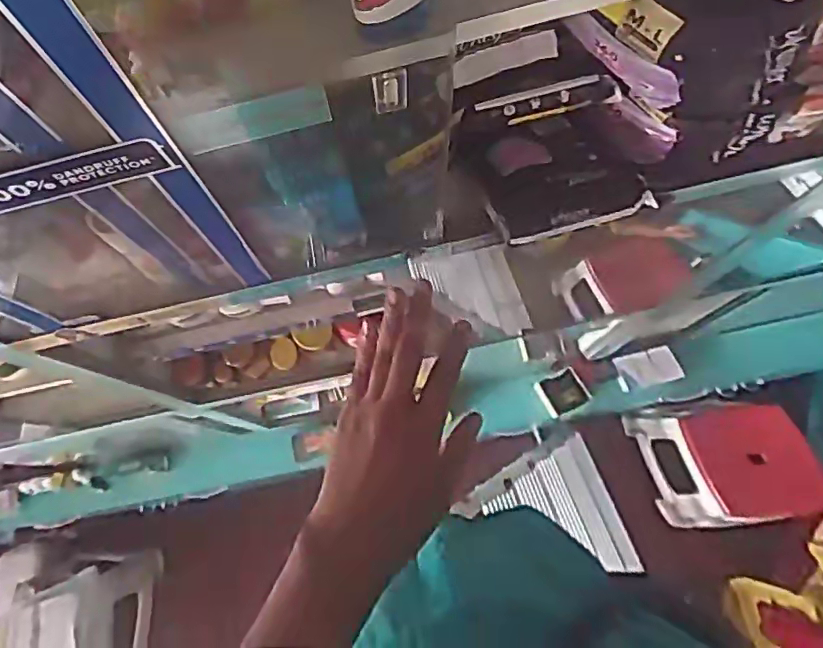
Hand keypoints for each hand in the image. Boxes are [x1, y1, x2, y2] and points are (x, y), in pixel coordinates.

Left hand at [302, 284, 479, 579]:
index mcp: (426, 429)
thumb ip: (461, 450)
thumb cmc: (403, 520)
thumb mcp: (443, 491)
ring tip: (396, 293)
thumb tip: (475, 417)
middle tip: (422, 286)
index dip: (455, 348)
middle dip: (418, 317)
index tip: (463, 324)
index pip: (445, 377)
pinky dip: (366, 348)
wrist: (349, 535)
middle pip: (410, 353)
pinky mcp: (347, 410)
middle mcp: (397, 409)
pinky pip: (359, 372)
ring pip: (383, 354)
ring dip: (391, 321)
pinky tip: (370, 327)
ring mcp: (368, 406)